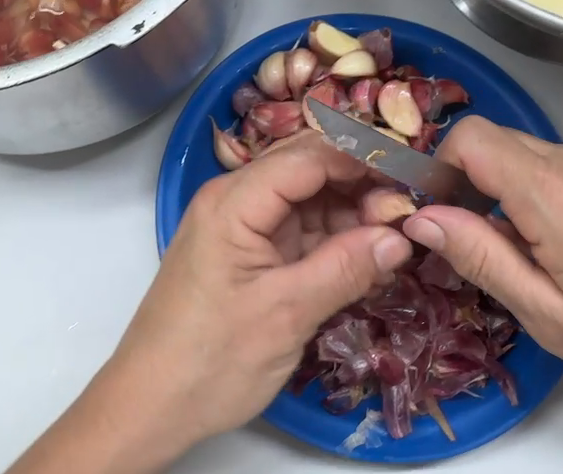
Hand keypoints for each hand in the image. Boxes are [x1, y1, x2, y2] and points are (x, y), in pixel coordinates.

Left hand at [8, 134, 412, 473]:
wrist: (152, 405)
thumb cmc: (210, 359)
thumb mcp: (285, 314)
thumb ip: (344, 269)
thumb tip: (400, 237)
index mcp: (234, 201)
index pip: (305, 157)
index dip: (358, 159)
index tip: (409, 171)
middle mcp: (236, 201)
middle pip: (306, 171)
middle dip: (358, 182)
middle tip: (410, 205)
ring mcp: (243, 228)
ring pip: (306, 201)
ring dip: (350, 211)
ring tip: (399, 230)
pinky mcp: (249, 255)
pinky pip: (299, 231)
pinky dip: (334, 239)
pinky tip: (370, 251)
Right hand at [402, 119, 562, 473]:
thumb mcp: (553, 320)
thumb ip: (481, 259)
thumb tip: (424, 219)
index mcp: (559, 199)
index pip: (471, 139)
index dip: (441, 167)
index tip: (440, 211)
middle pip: (495, 142)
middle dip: (470, 181)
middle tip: (476, 239)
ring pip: (528, 152)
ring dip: (509, 188)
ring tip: (530, 251)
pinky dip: (544, 188)